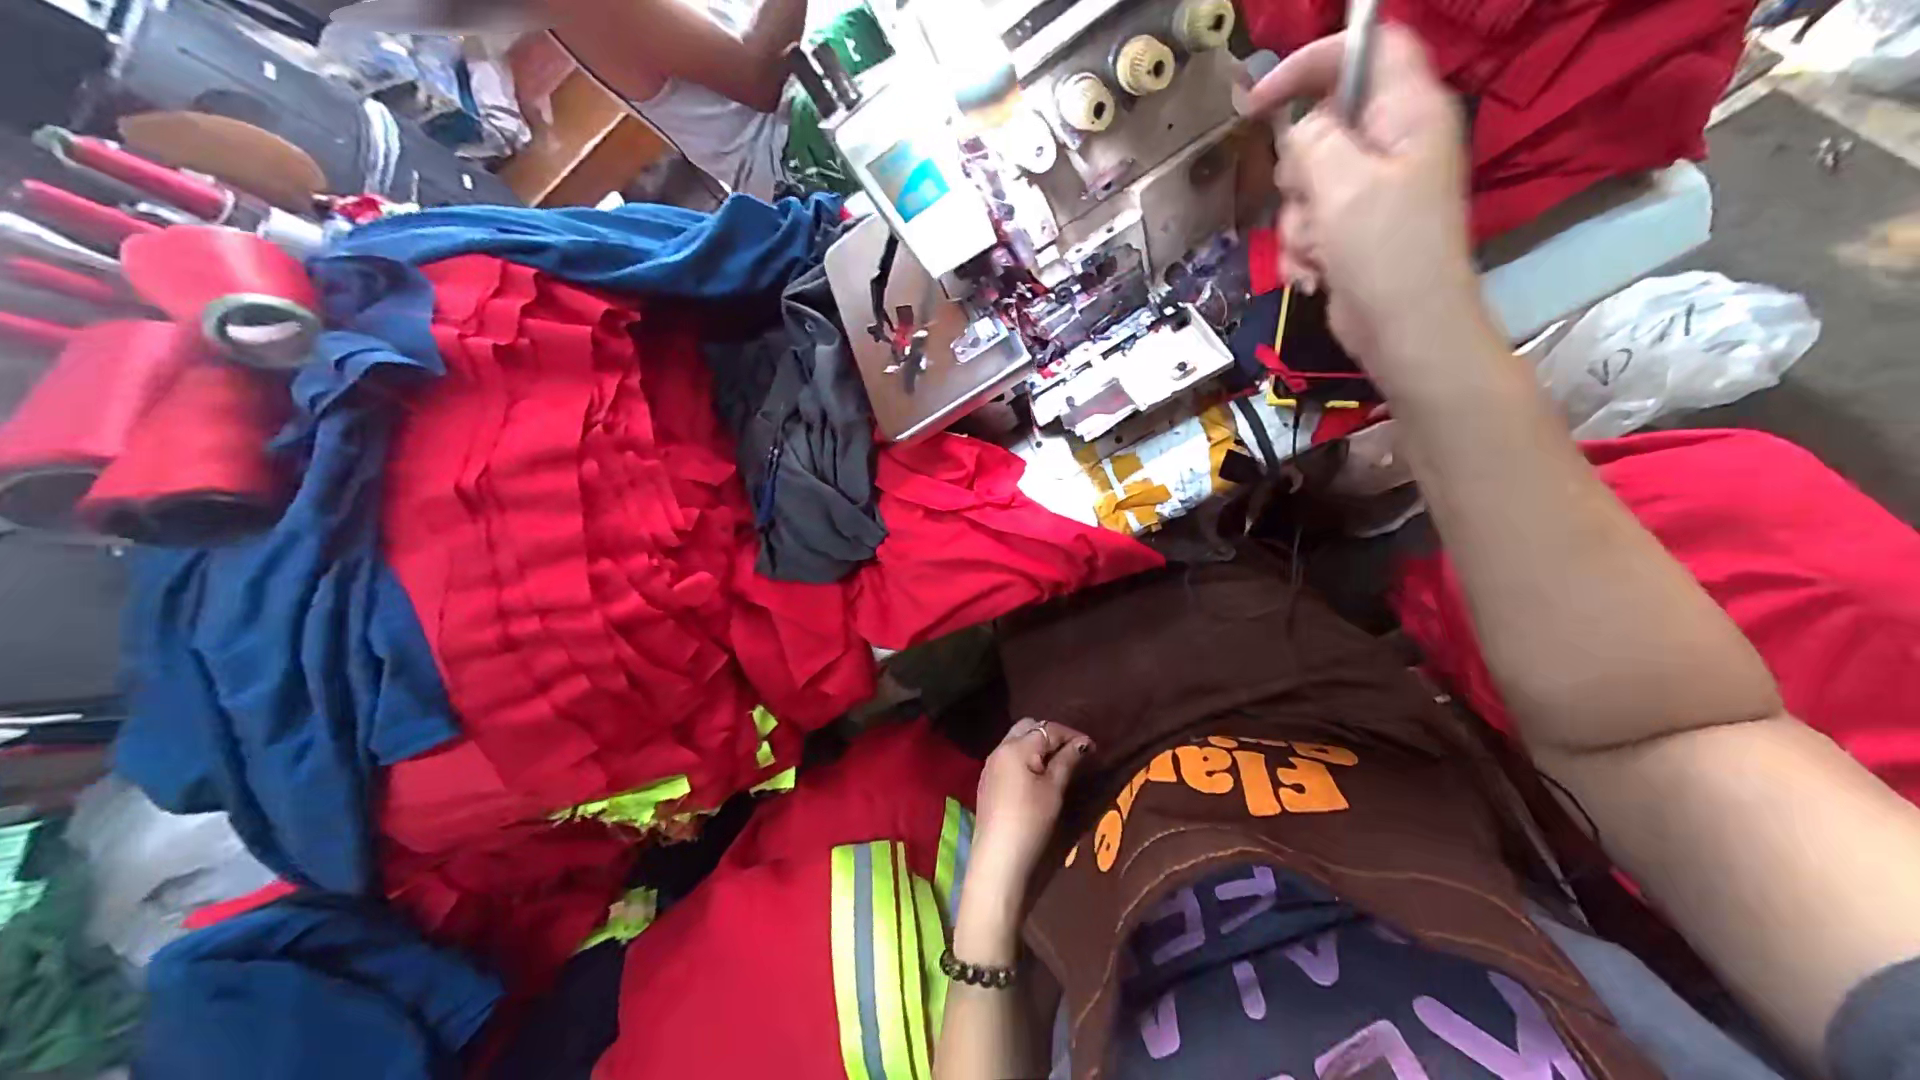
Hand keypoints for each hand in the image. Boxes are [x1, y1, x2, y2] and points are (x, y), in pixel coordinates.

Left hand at [952, 718, 1093, 963]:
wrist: (998, 858)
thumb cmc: (1030, 821)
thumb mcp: (1053, 789)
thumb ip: (1067, 761)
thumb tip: (1081, 743)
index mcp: (1015, 747)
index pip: (1047, 729)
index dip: (1072, 735)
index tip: (1092, 747)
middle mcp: (999, 749)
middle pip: (1028, 727)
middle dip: (1051, 734)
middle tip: (1073, 751)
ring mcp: (990, 765)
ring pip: (1016, 741)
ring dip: (1038, 745)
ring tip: (1059, 762)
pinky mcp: (988, 781)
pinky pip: (1009, 757)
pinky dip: (1026, 757)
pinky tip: (1038, 773)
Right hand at [1242, 26, 1498, 394]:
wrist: (1406, 332)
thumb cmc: (1387, 255)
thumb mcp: (1344, 187)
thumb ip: (1313, 142)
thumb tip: (1298, 131)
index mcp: (1408, 114)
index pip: (1365, 49)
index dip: (1311, 61)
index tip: (1260, 101)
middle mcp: (1392, 145)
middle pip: (1322, 128)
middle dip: (1298, 173)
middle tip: (1310, 202)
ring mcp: (1372, 192)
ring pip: (1305, 186)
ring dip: (1296, 224)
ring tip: (1318, 253)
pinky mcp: (1352, 232)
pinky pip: (1307, 225)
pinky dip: (1300, 251)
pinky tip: (1313, 275)